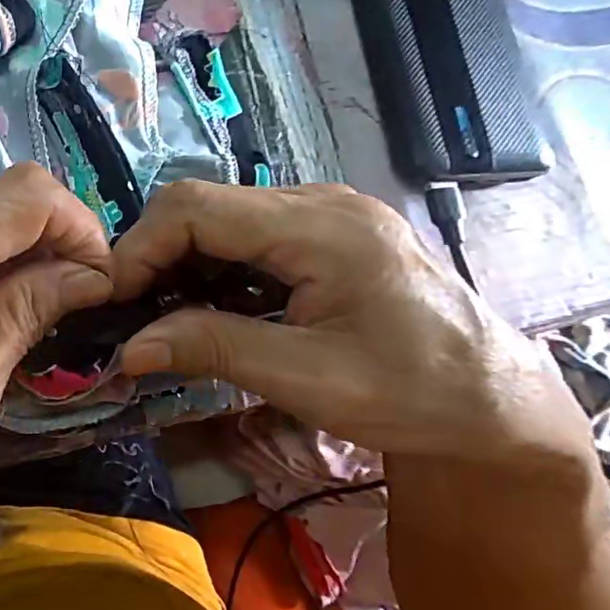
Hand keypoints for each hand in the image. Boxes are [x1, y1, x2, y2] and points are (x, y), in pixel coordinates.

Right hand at [112, 181, 589, 465]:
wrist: (495, 405)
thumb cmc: (415, 395)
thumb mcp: (308, 378)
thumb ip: (214, 349)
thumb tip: (128, 349)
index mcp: (322, 227)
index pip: (195, 208)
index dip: (140, 248)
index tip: (114, 302)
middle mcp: (317, 203)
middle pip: (200, 206)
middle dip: (152, 256)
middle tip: (132, 314)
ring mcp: (320, 215)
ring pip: (216, 219)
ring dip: (177, 265)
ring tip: (162, 316)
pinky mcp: (319, 235)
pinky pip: (241, 237)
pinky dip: (207, 270)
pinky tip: (204, 309)